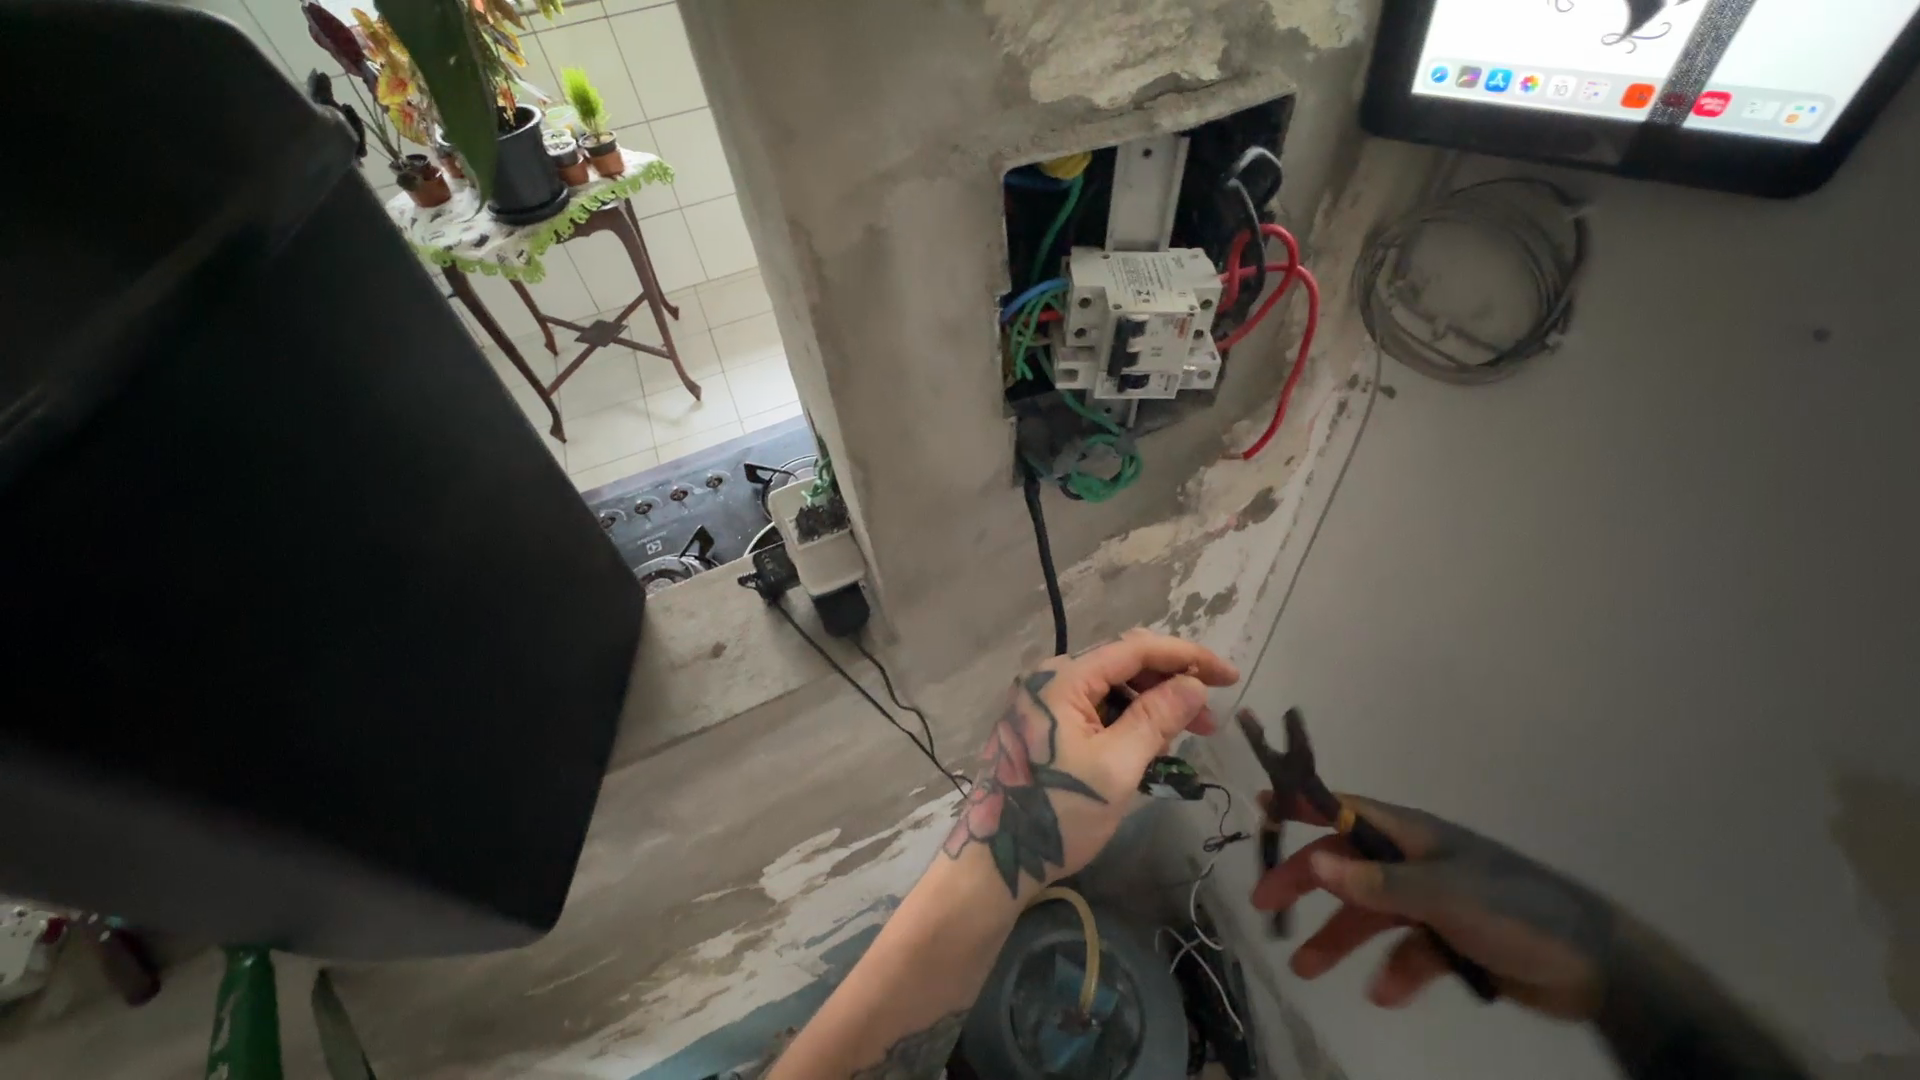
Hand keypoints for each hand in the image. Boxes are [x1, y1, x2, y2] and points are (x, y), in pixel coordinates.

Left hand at [941, 629, 1238, 900]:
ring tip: (1177, 744)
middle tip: (1208, 723)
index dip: (1187, 657)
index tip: (1229, 676)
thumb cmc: (1057, 813)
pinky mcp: (1045, 726)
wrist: (996, 862)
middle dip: (1171, 686)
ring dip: (1150, 708)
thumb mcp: (1116, 767)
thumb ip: (1156, 719)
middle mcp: (1051, 679)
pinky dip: (1126, 723)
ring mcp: (1044, 703)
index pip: (1135, 649)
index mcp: (1063, 678)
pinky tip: (1146, 750)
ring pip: (1112, 689)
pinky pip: (1096, 710)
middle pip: (1124, 665)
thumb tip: (1195, 685)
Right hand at [1251, 794, 1615, 1018]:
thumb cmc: (1514, 910)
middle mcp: (1411, 862)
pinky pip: (1405, 951)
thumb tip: (1315, 863)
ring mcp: (1429, 901)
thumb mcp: (1443, 893)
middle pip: (1343, 865)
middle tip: (1263, 904)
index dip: (1303, 804)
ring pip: (1367, 915)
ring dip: (1336, 939)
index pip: (1344, 808)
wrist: (1596, 969)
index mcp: (1410, 835)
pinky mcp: (1448, 940)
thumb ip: (1377, 883)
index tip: (1262, 804)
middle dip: (1303, 882)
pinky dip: (1392, 971)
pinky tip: (1386, 995)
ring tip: (1304, 967)